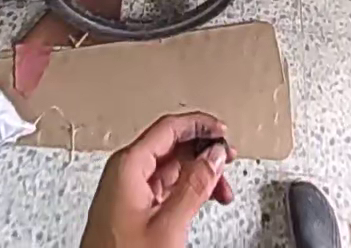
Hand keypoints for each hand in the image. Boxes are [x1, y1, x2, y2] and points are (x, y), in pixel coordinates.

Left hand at [80, 112, 234, 247]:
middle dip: (202, 152)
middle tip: (226, 158)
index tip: (222, 132)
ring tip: (220, 187)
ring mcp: (126, 193)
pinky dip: (186, 191)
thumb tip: (213, 155)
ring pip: (170, 168)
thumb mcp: (167, 225)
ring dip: (198, 174)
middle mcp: (124, 173)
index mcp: (128, 165)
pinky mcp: (130, 213)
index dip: (200, 125)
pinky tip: (200, 200)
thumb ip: (194, 186)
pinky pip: (164, 188)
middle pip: (171, 146)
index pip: (169, 127)